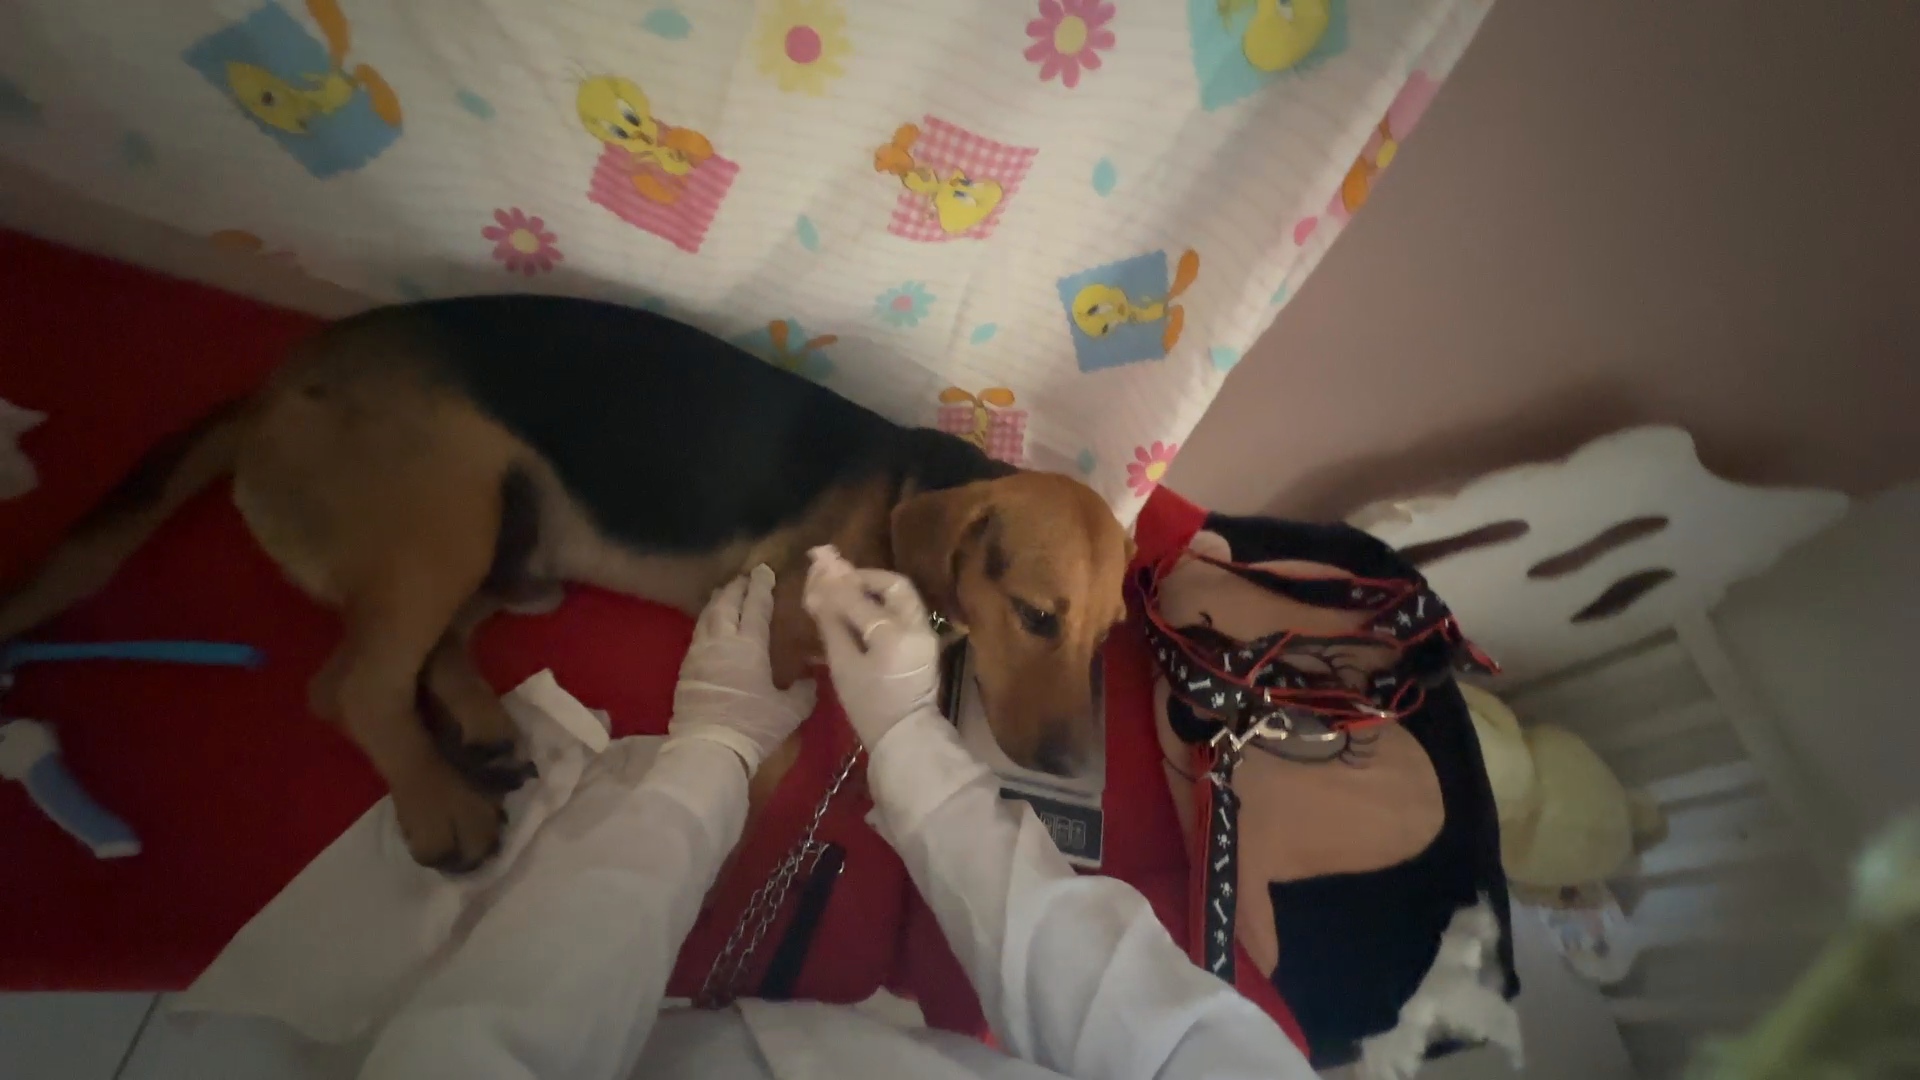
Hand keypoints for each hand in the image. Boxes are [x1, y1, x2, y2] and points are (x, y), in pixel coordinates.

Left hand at [669, 565, 816, 774]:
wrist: (709, 749)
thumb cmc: (754, 725)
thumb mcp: (790, 710)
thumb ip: (804, 690)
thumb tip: (812, 676)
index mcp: (749, 645)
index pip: (756, 606)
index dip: (761, 586)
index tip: (764, 570)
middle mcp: (722, 642)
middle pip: (727, 604)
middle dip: (736, 587)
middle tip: (744, 578)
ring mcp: (700, 654)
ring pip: (708, 617)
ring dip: (718, 602)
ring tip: (725, 594)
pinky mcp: (686, 670)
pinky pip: (698, 635)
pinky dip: (707, 622)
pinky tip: (711, 626)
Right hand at [802, 546, 941, 747]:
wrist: (904, 736)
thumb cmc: (868, 707)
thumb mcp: (843, 666)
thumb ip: (832, 624)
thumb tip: (818, 592)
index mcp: (894, 637)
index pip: (860, 600)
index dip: (836, 584)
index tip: (818, 567)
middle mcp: (917, 627)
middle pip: (894, 585)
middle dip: (865, 576)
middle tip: (841, 577)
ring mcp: (927, 633)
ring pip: (903, 595)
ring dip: (876, 587)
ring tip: (850, 589)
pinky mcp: (928, 639)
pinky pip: (907, 610)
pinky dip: (886, 603)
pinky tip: (864, 607)